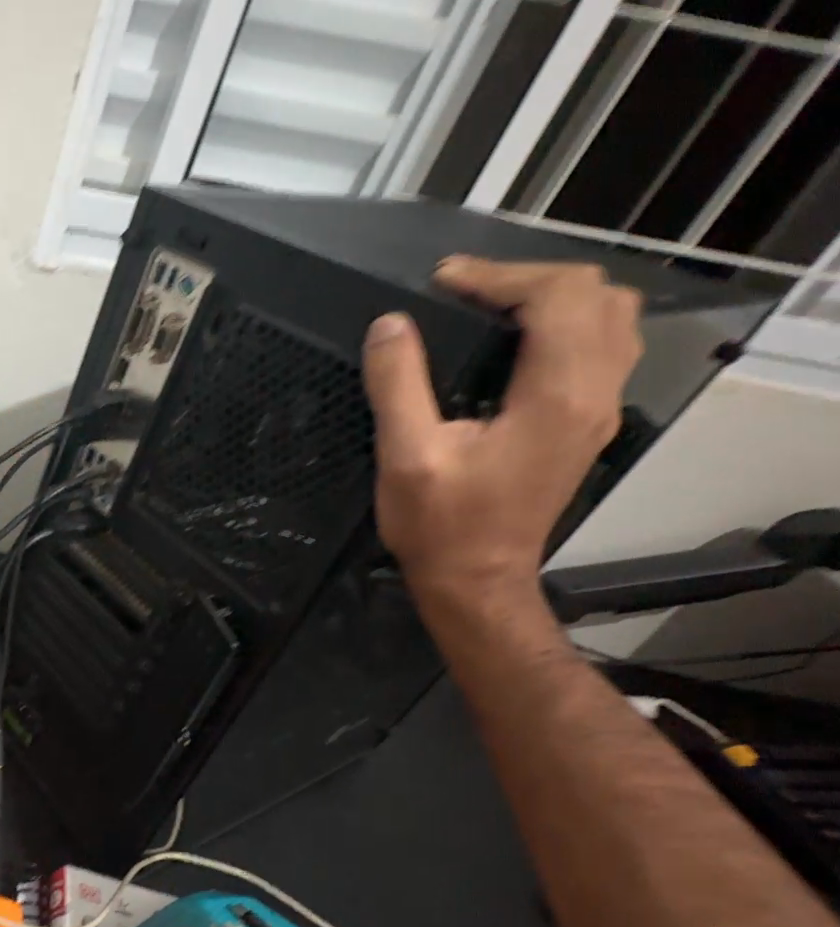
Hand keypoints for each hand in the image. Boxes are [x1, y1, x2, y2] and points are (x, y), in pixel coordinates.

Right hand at [363, 257, 642, 600]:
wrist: (477, 578)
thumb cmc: (440, 523)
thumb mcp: (405, 455)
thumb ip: (397, 383)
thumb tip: (390, 324)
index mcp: (555, 396)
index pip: (558, 297)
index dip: (499, 275)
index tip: (441, 282)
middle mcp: (594, 393)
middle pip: (596, 295)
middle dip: (528, 277)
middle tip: (461, 290)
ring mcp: (599, 408)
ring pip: (611, 316)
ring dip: (553, 295)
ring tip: (487, 304)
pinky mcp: (588, 420)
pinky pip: (602, 344)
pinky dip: (564, 321)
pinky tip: (513, 337)